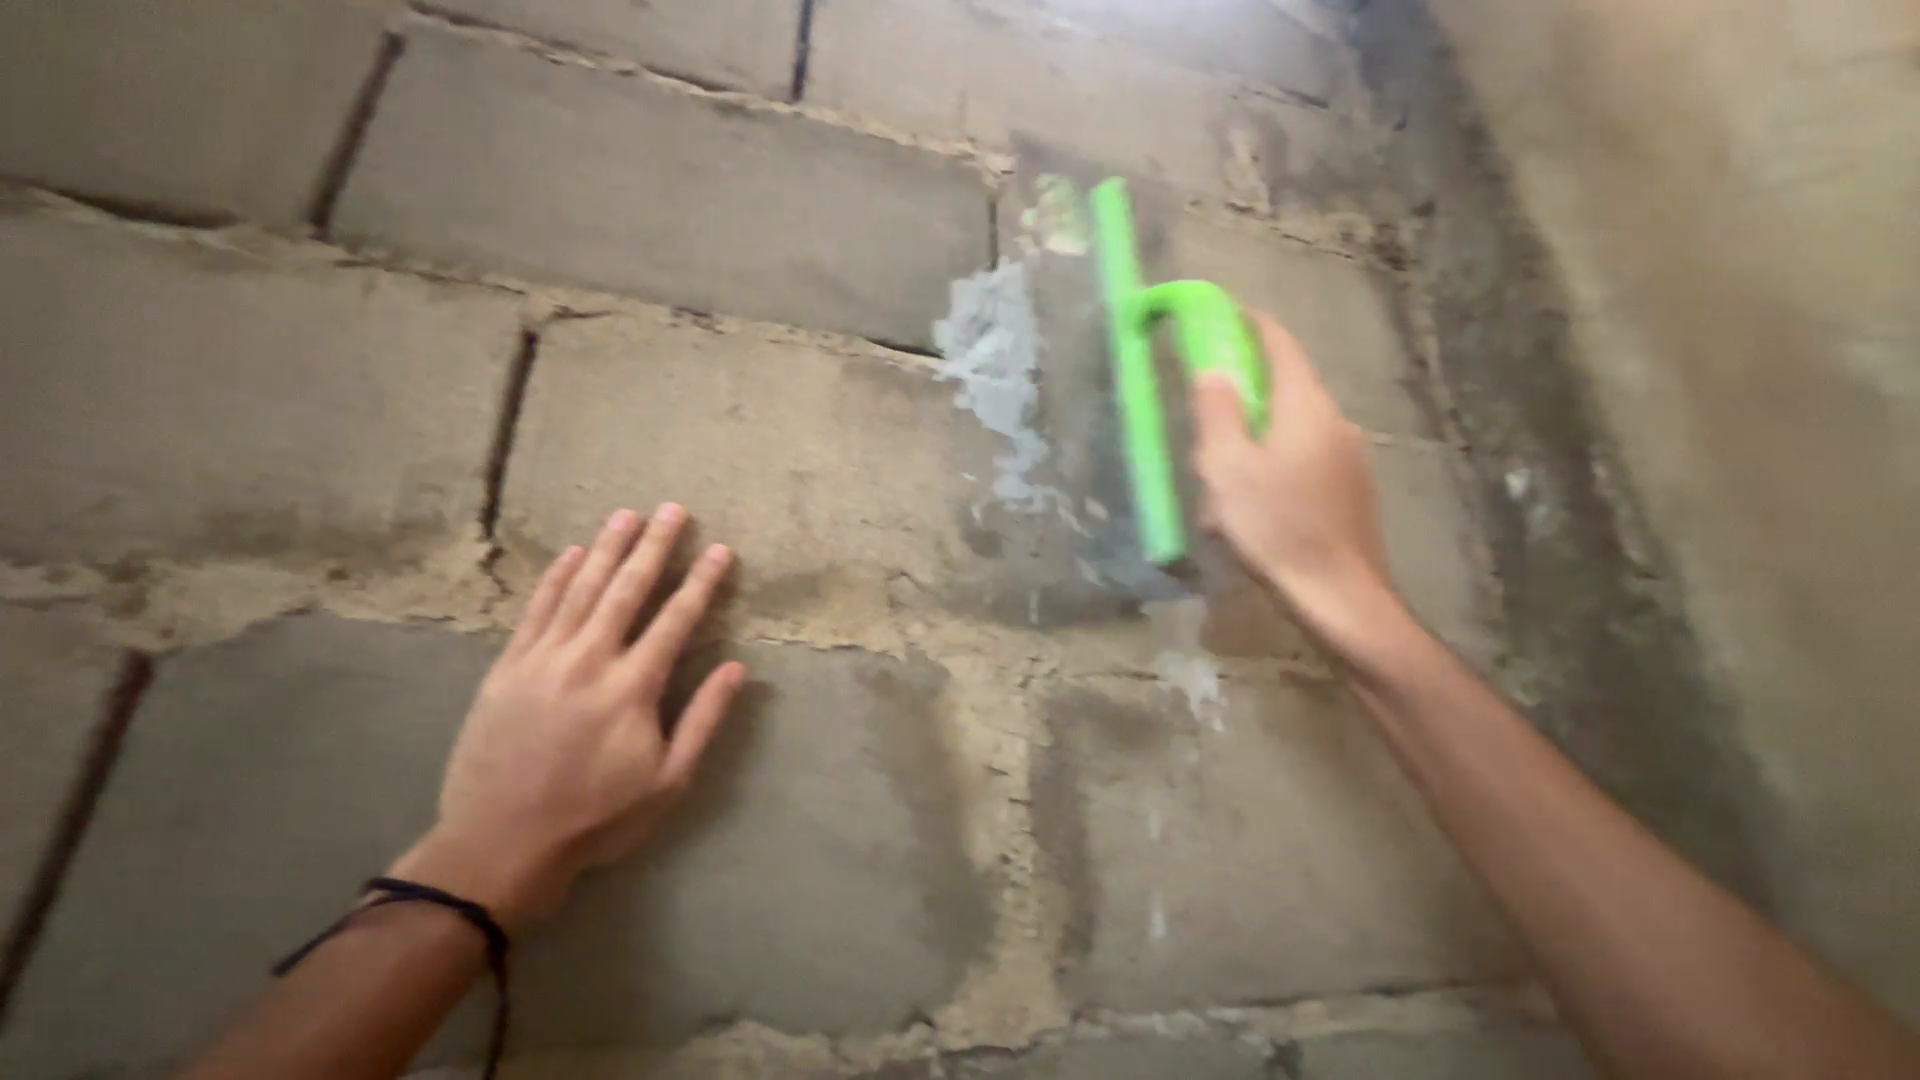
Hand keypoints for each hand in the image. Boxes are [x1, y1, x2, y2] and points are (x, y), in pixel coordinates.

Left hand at [390, 505, 745, 930]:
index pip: (676, 619)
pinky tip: (573, 553)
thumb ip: (704, 720)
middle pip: (627, 589)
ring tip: (627, 514)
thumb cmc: (597, 817)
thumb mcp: (668, 782)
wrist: (501, 844)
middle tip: (672, 508)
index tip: (719, 548)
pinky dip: (556, 578)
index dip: (701, 581)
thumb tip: (738, 668)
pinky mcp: (507, 668)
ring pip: (581, 589)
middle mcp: (589, 660)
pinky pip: (536, 610)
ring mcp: (542, 659)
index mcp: (633, 688)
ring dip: (607, 548)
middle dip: (654, 546)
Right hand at [1191, 310, 1402, 648]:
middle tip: (1208, 427)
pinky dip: (1276, 472)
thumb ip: (1218, 414)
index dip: (1252, 325)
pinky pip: (1306, 465)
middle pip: (1284, 391)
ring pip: (1292, 434)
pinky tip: (1255, 514)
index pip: (1281, 345)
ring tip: (1223, 490)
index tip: (1225, 315)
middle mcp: (1335, 422)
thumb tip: (1214, 373)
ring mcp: (1350, 459)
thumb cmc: (1276, 526)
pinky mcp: (1352, 492)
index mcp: (1305, 407)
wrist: (1339, 594)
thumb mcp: (1227, 469)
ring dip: (1256, 446)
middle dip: (1244, 401)